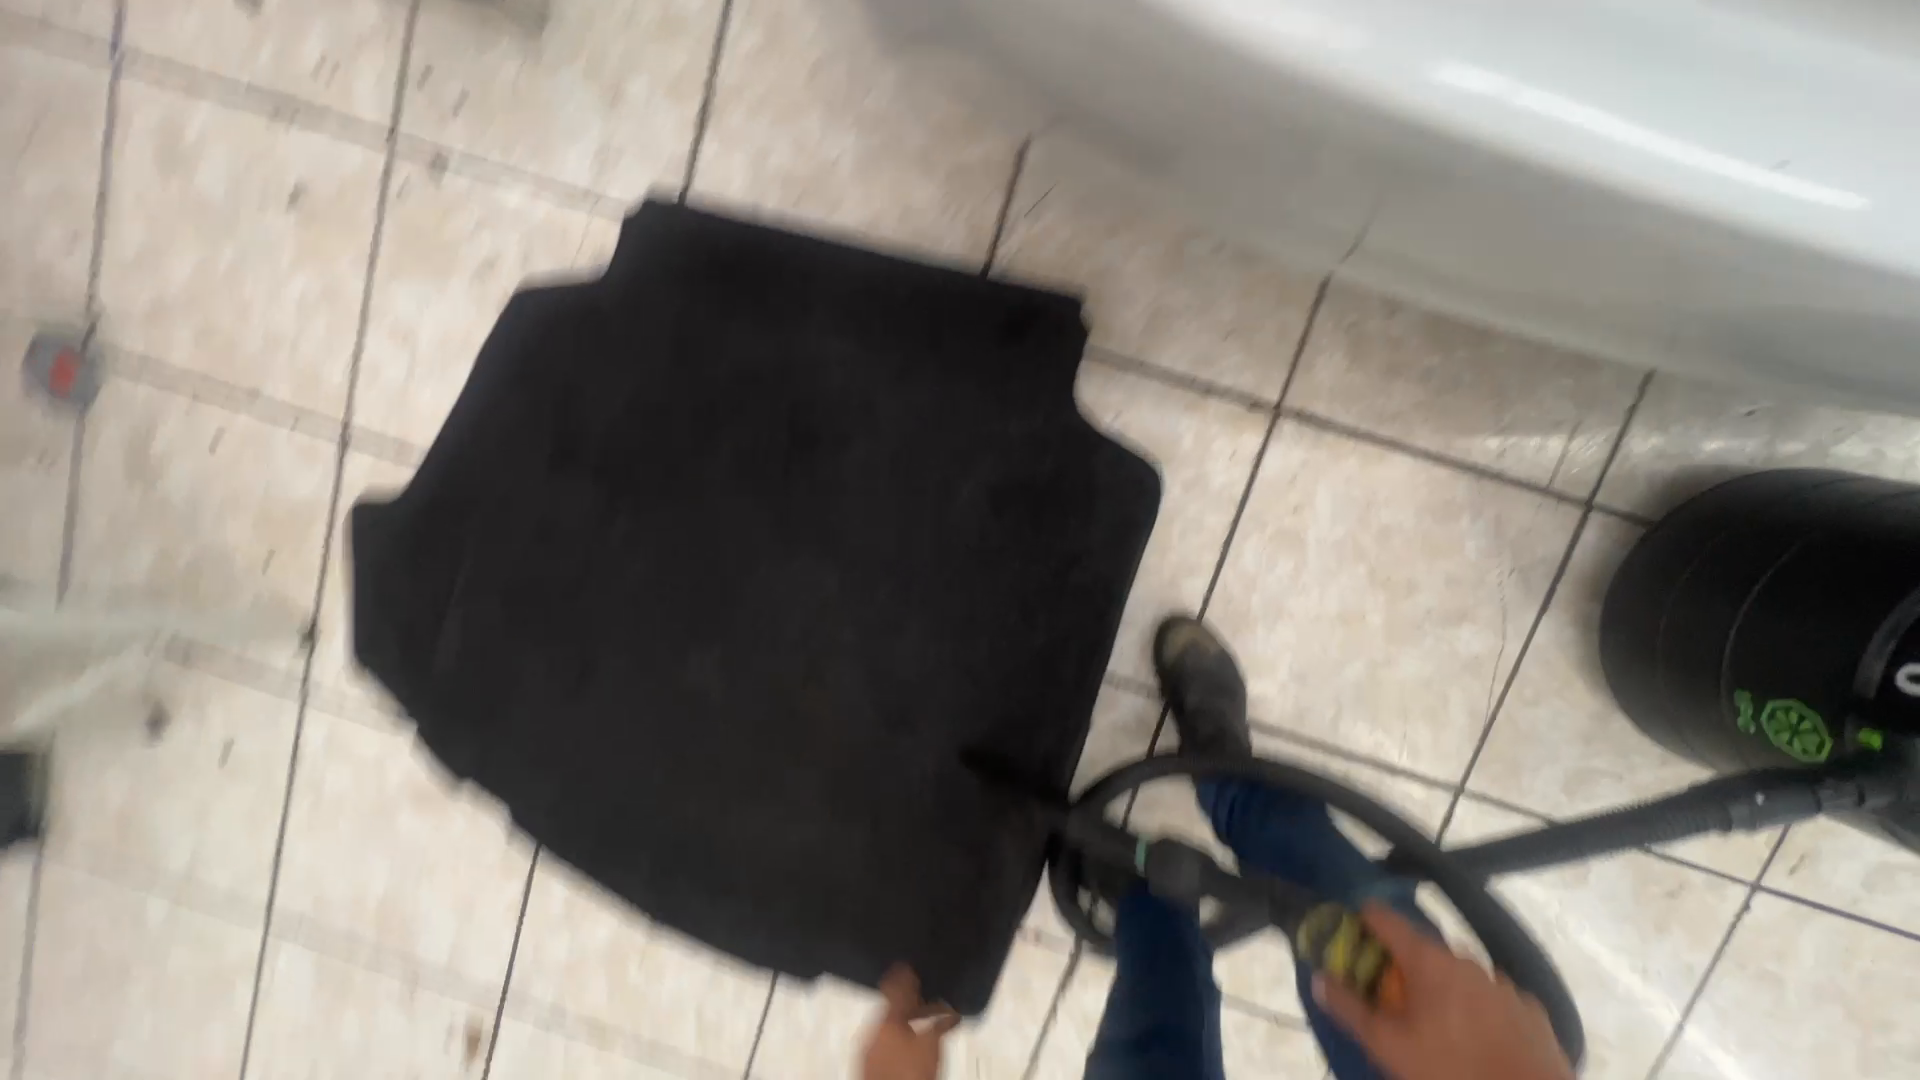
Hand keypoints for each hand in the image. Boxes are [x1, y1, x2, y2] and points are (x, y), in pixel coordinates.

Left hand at [860, 965, 961, 1079]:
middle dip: (913, 1003)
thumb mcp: (931, 1045)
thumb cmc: (911, 1074)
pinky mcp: (871, 1067)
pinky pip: (889, 1043)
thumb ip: (939, 1024)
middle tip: (931, 998)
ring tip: (929, 1023)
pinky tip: (916, 1045)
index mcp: (885, 1019)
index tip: (909, 965)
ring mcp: (870, 1051)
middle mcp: (873, 1031)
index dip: (904, 975)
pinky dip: (903, 1038)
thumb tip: (950, 1013)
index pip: (894, 987)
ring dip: (910, 1022)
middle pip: (894, 1008)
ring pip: (892, 1027)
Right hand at [1313, 904, 1574, 1079]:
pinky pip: (1494, 999)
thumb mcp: (1387, 1046)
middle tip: (1393, 999)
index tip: (1351, 937)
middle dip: (1403, 967)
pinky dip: (1480, 1010)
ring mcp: (1503, 984)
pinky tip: (1479, 1039)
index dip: (1362, 921)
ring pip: (1460, 975)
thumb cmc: (1451, 1071)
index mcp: (1427, 960)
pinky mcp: (1532, 1011)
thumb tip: (1318, 977)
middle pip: (1422, 949)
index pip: (1383, 917)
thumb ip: (1349, 1008)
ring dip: (1443, 988)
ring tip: (1438, 1025)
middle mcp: (1465, 960)